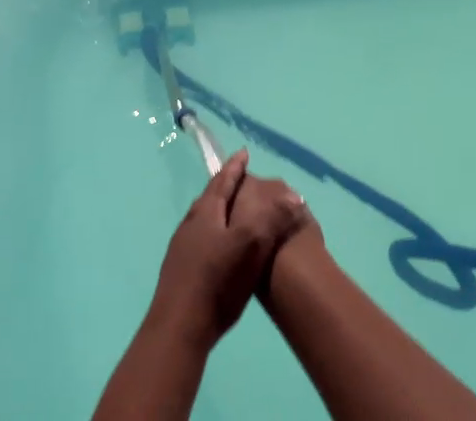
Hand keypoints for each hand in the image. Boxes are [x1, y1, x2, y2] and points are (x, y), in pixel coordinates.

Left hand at [147, 149, 311, 348]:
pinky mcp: (183, 270)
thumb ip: (272, 217)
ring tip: (238, 214)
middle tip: (245, 182)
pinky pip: (204, 238)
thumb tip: (294, 195)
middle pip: (211, 197)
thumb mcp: (250, 245)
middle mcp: (190, 224)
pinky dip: (218, 233)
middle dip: (228, 187)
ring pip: (206, 219)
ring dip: (222, 211)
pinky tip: (226, 249)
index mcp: (205, 212)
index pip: (222, 180)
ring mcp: (183, 247)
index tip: (244, 152)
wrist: (181, 324)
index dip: (235, 167)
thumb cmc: (217, 279)